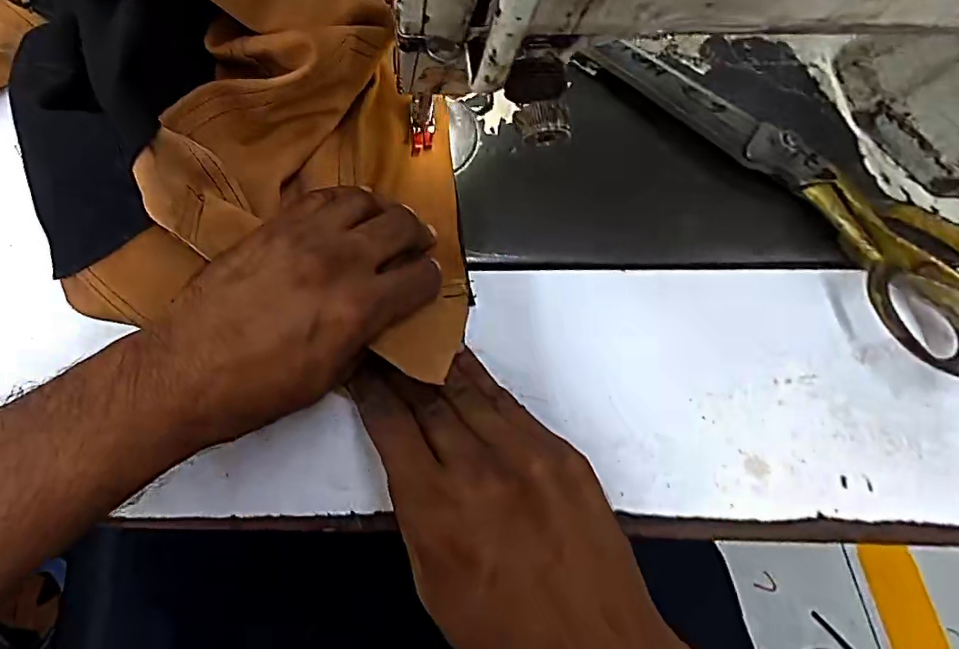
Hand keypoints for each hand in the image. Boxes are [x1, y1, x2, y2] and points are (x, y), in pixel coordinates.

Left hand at [147, 186, 441, 446]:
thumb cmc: (251, 388)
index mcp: (358, 307)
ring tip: (384, 218)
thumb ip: (362, 338)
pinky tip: (342, 211)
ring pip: (362, 199)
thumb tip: (377, 317)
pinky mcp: (274, 225)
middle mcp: (338, 261)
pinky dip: (341, 199)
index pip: (418, 277)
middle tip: (418, 240)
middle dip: (418, 233)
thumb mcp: (325, 378)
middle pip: (400, 225)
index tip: (429, 277)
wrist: (186, 368)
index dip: (431, 277)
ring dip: (382, 208)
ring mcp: (304, 235)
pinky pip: (320, 196)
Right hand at [351, 351, 682, 648]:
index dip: (370, 390)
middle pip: (427, 397)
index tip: (361, 372)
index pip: (391, 424)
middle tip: (385, 346)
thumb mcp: (433, 583)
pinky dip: (481, 380)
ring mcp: (527, 457)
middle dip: (400, 368)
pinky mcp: (561, 453)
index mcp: (438, 510)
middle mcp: (480, 472)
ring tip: (419, 339)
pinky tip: (464, 365)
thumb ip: (414, 511)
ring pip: (468, 389)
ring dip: (438, 361)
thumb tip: (402, 456)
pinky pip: (510, 402)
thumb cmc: (511, 632)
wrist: (597, 648)